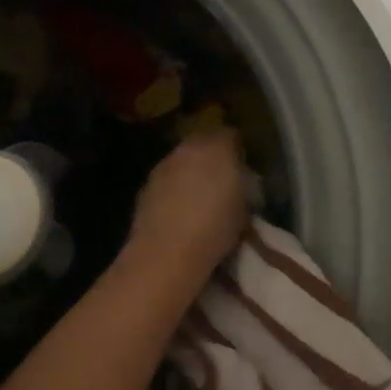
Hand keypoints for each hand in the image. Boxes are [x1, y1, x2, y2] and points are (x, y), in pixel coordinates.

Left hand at [127, 128, 248, 276]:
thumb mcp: (244, 209)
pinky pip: (166, 179)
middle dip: (213, 157)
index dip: (237, 149)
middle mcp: (188, 149)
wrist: (166, 254)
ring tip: (199, 197)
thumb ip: (243, 186)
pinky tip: (178, 210)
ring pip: (182, 159)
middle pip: (203, 143)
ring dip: (191, 171)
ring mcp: (164, 165)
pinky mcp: (146, 185)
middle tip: (222, 180)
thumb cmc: (215, 230)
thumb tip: (240, 181)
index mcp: (217, 148)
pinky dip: (173, 188)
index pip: (231, 134)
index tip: (243, 167)